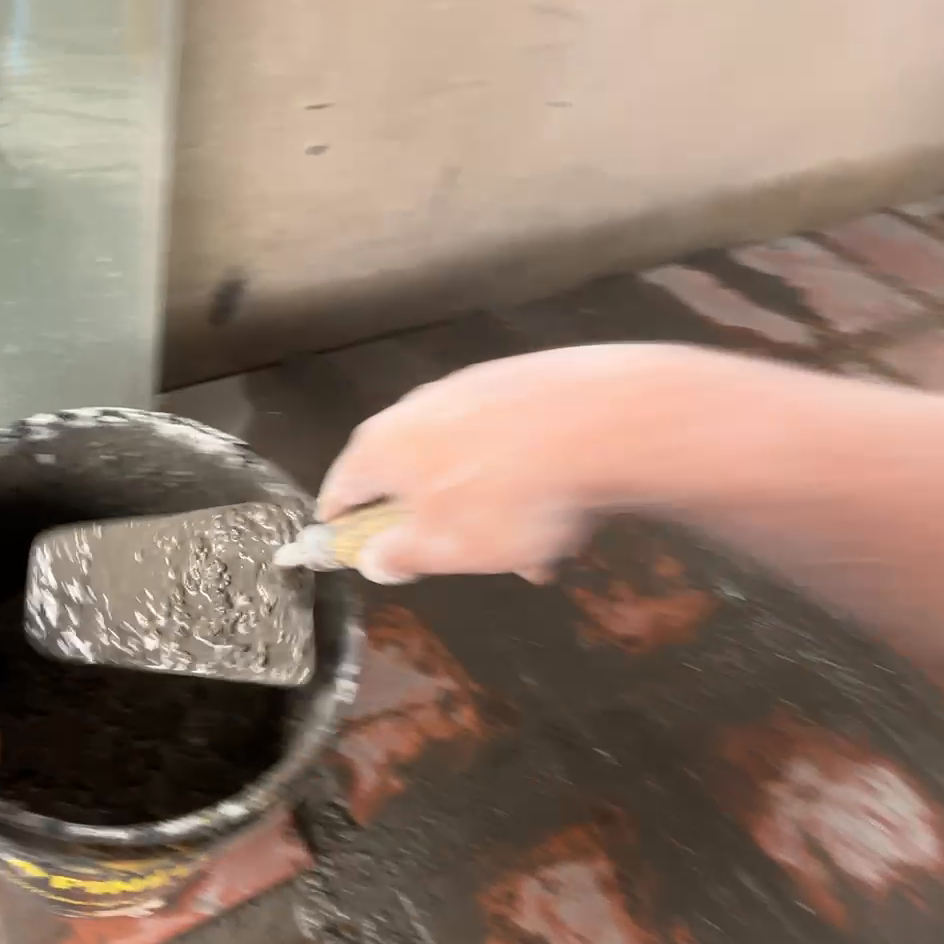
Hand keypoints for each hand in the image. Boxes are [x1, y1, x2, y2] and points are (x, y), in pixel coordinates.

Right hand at [317, 343, 722, 583]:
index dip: (339, 526)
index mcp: (380, 449)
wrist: (605, 418)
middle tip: (458, 557)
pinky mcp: (513, 382)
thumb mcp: (450, 549)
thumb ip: (401, 558)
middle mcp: (412, 411)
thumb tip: (372, 561)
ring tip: (528, 546)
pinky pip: (498, 441)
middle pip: (402, 477)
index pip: (338, 491)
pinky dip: (514, 475)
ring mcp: (463, 390)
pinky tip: (557, 505)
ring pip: (457, 462)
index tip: (347, 547)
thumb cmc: (507, 497)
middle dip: (428, 522)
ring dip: (479, 505)